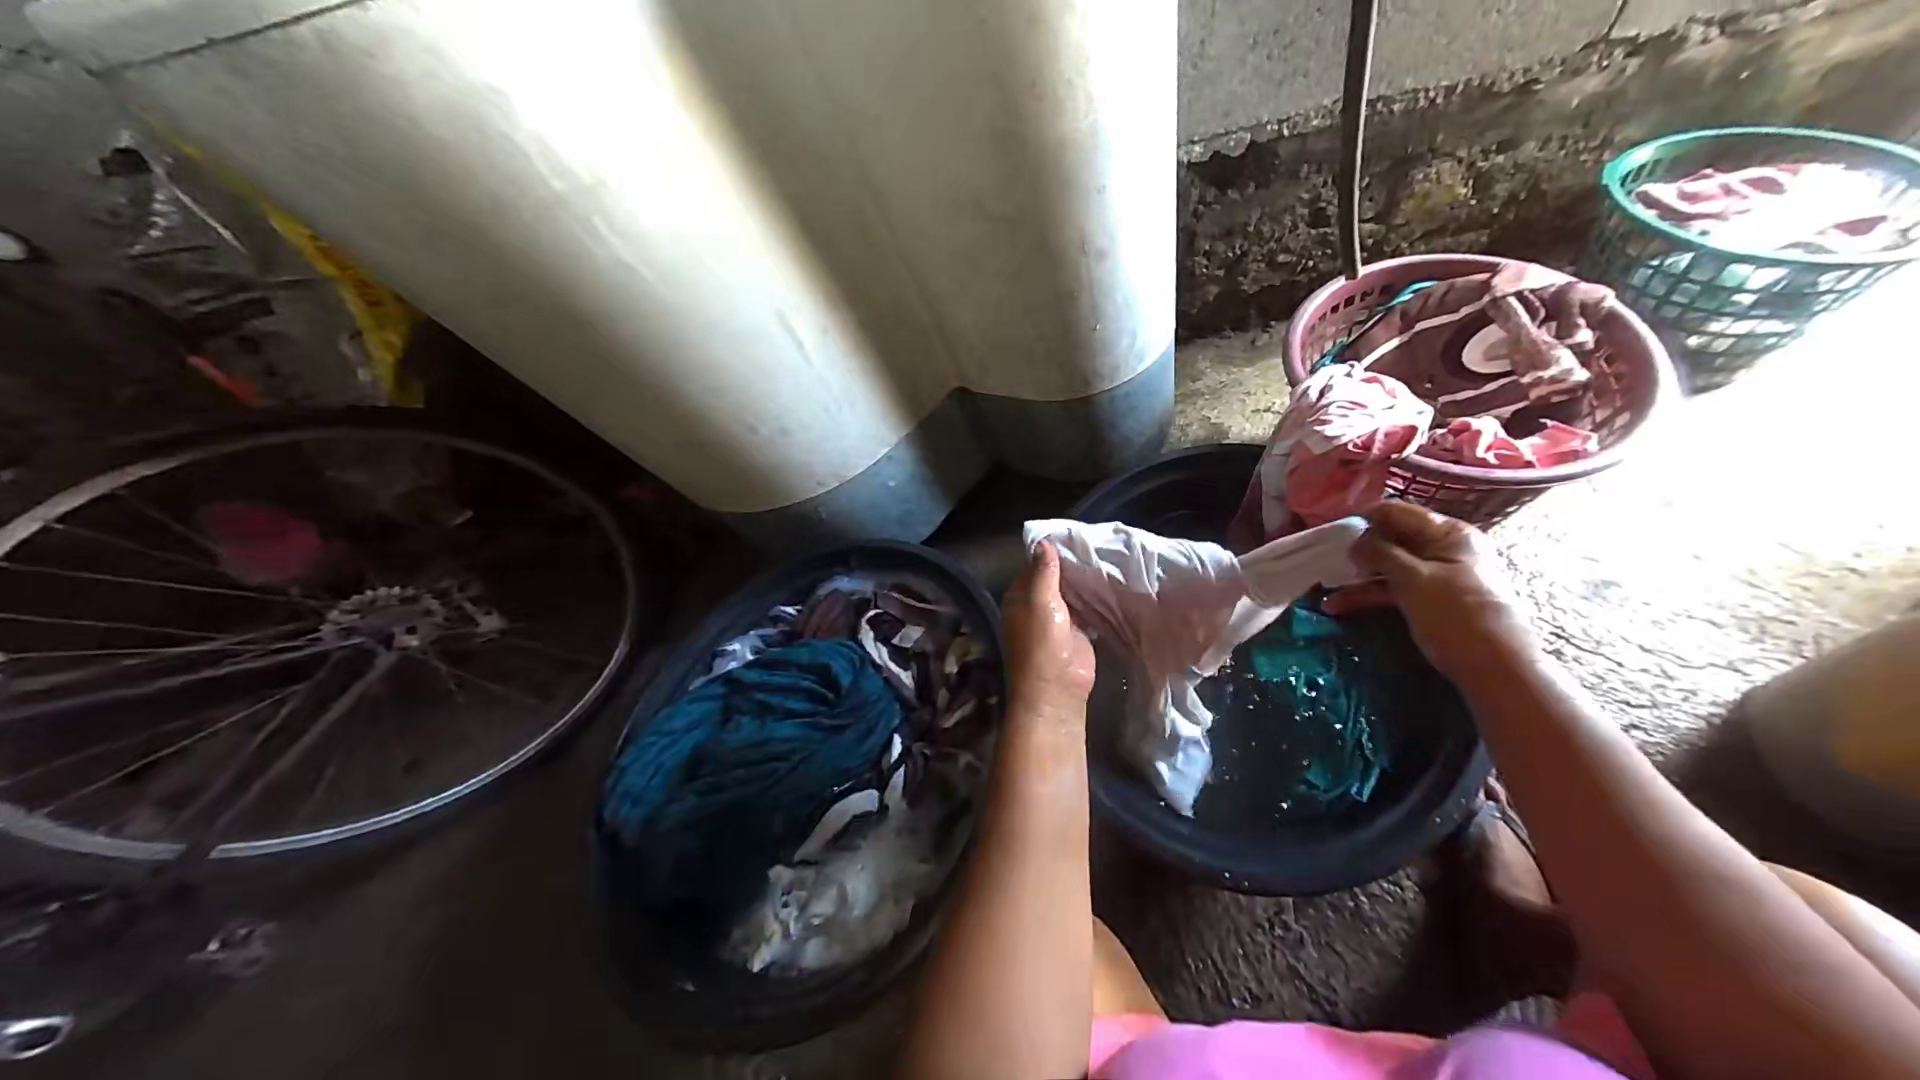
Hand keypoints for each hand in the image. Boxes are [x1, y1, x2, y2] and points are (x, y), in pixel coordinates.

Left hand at [1001, 542, 1094, 720]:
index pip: (1035, 565)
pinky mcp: (1077, 630)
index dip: (1052, 552)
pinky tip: (1110, 582)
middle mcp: (1036, 604)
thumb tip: (1043, 542)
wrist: (1057, 689)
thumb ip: (1043, 573)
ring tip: (1107, 556)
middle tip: (1097, 542)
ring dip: (1085, 580)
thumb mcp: (1039, 603)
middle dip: (1072, 564)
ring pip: (1071, 592)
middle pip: (1055, 577)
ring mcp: (1058, 618)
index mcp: (1020, 597)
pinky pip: (1086, 607)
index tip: (1075, 534)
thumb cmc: (1042, 645)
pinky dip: (1095, 597)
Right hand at [1326, 501, 1533, 680]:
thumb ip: (1380, 553)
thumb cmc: (1457, 617)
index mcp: (1448, 533)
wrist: (1498, 671)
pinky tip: (1339, 606)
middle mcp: (1444, 548)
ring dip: (1356, 578)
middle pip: (1390, 539)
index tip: (1327, 533)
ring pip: (1388, 567)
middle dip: (1355, 551)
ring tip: (1324, 591)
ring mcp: (1438, 575)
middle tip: (1321, 562)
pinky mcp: (1431, 600)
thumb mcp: (1414, 579)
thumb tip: (1354, 540)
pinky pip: (1394, 588)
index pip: (1395, 512)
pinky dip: (1368, 595)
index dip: (1361, 519)